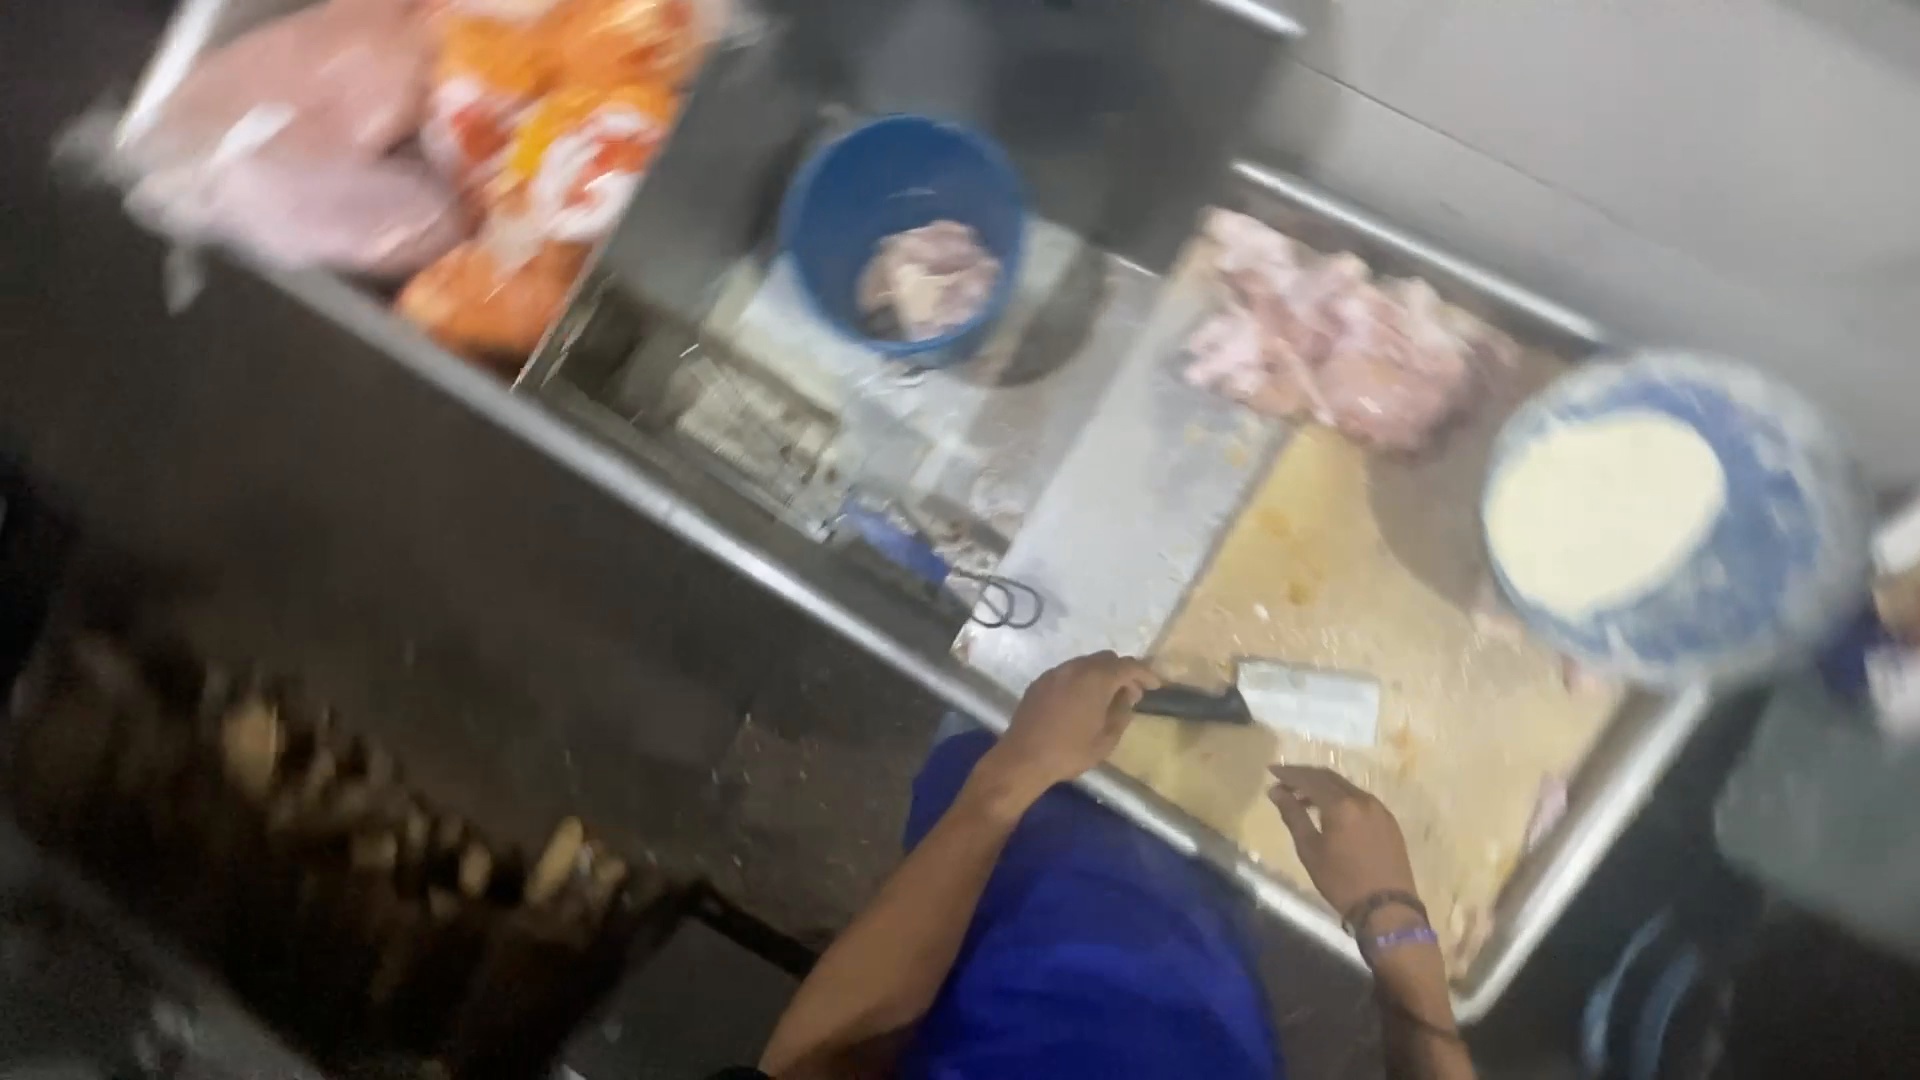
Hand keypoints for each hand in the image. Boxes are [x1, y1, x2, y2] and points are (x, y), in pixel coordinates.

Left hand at [981, 652, 1160, 797]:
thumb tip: (1126, 697)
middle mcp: (1074, 668)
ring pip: (1085, 663)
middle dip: (1123, 672)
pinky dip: (1081, 679)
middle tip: (1131, 695)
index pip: (1128, 665)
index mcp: (1095, 679)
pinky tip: (1081, 701)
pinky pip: (1068, 672)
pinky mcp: (1040, 681)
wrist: (1023, 757)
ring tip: (1106, 699)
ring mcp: (1054, 672)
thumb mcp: (1106, 739)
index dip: (1145, 673)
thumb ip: (1122, 713)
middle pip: (1106, 659)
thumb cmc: (1069, 751)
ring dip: (1101, 675)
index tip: (1156, 686)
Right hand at [1268, 765, 1418, 920]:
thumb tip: (1275, 791)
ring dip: (1322, 786)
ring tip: (1303, 798)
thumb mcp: (1309, 849)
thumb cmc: (1341, 880)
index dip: (1288, 773)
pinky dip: (1340, 797)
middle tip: (1284, 781)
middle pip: (1328, 777)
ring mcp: (1379, 809)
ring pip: (1345, 787)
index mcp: (1341, 805)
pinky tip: (1330, 811)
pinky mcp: (1389, 822)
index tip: (1271, 770)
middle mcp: (1362, 799)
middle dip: (1304, 776)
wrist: (1388, 910)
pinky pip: (1359, 799)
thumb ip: (1292, 815)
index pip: (1309, 778)